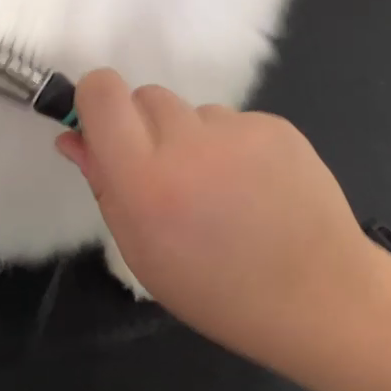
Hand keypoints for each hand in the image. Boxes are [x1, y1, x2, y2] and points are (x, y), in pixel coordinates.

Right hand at [56, 70, 390, 362]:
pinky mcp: (277, 126)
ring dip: (192, 139)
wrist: (317, 297)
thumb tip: (73, 137)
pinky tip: (254, 189)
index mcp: (145, 181)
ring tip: (220, 192)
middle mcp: (188, 144)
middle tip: (167, 177)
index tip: (104, 129)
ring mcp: (238, 131)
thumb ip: (103, 186)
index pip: (102, 93)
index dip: (95, 101)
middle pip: (144, 96)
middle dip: (143, 127)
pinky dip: (232, 147)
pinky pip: (234, 122)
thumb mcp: (140, 251)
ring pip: (192, 112)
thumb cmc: (214, 290)